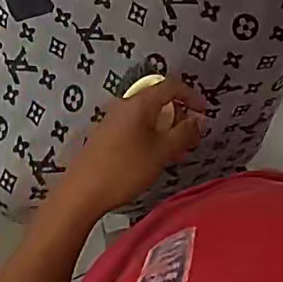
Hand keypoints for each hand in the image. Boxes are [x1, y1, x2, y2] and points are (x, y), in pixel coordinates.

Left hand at [50, 78, 205, 220]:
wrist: (80, 195)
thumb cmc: (124, 169)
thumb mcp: (162, 151)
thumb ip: (185, 132)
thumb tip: (199, 120)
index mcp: (141, 103)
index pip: (172, 86)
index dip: (192, 97)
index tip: (203, 113)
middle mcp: (125, 105)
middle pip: (159, 100)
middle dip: (180, 116)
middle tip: (191, 136)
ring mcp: (113, 120)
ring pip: (148, 116)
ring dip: (166, 129)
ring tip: (177, 151)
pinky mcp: (105, 136)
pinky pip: (135, 127)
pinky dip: (151, 136)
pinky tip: (155, 158)